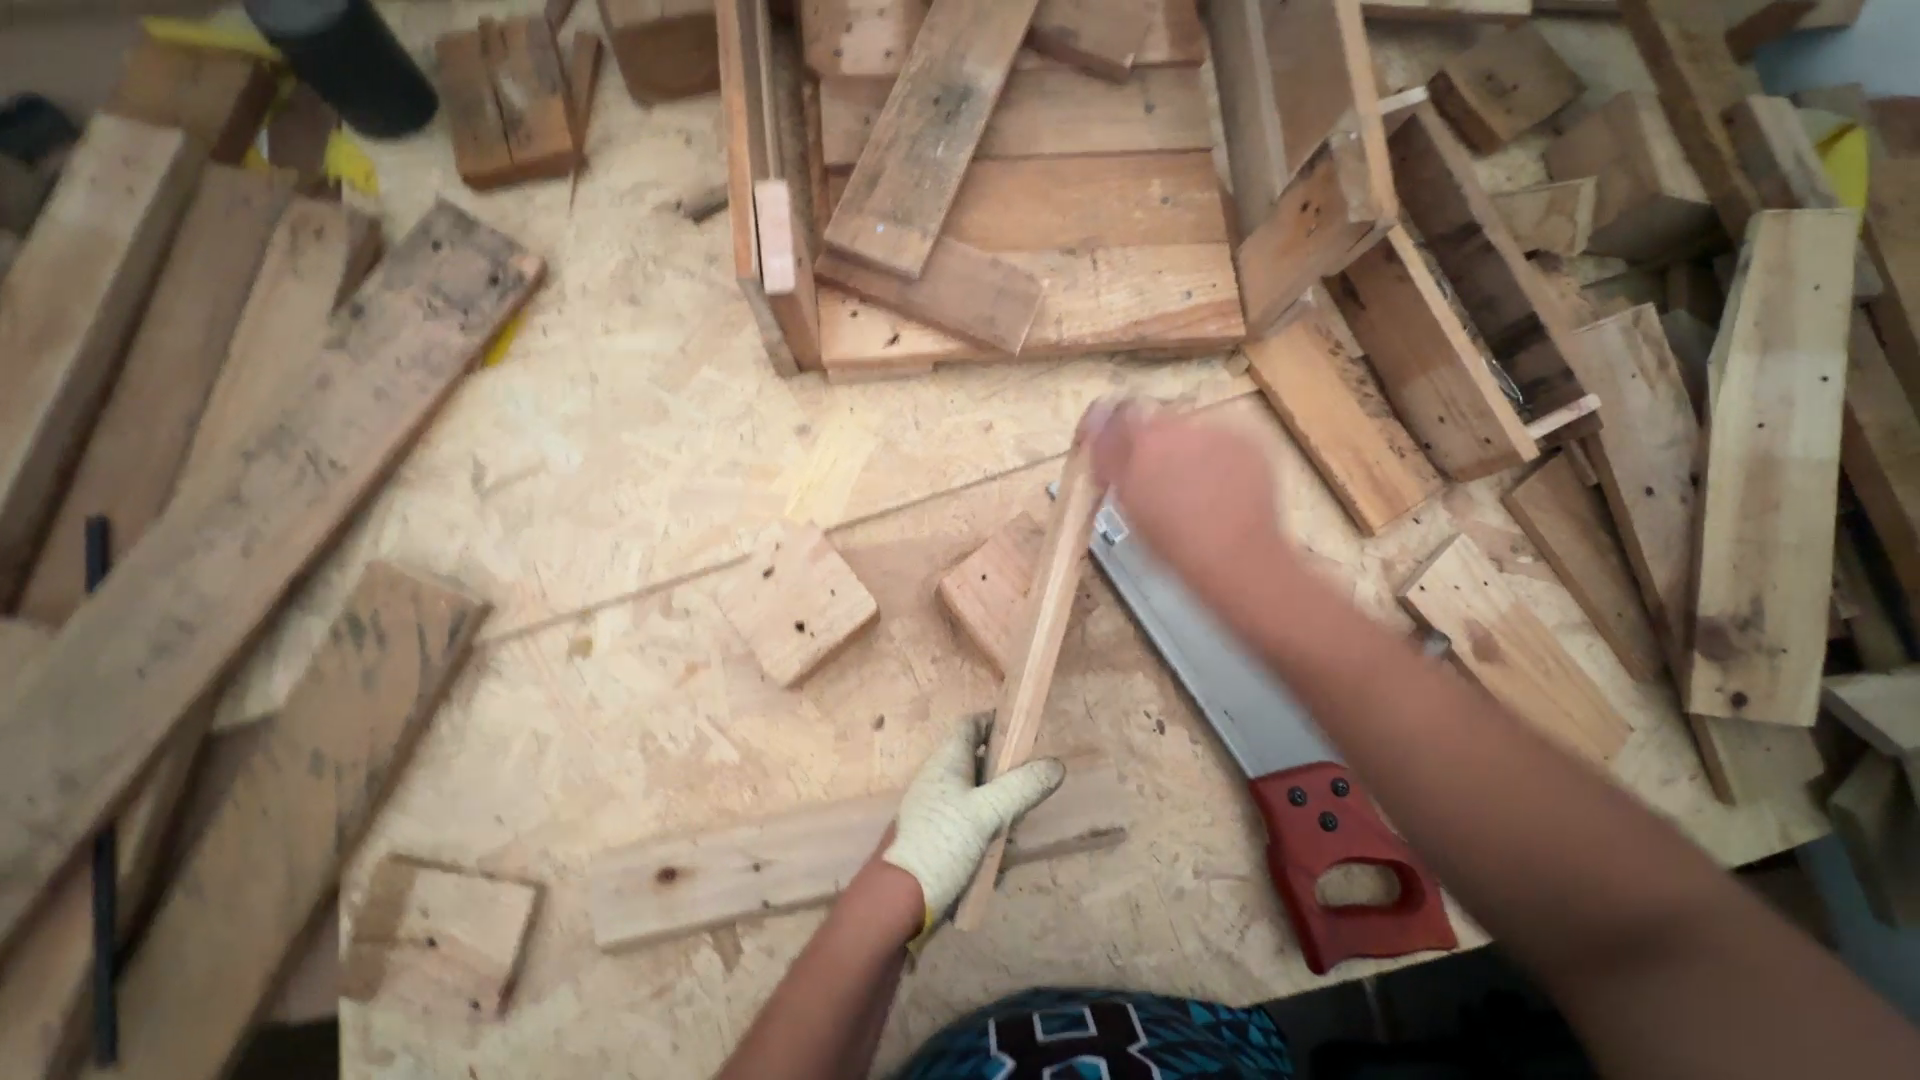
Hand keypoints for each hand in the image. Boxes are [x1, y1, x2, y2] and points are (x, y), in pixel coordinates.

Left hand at [881, 714, 1065, 942]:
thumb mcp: (987, 813)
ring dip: (1000, 812)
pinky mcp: (938, 838)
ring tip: (1013, 833)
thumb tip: (1056, 764)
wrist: (897, 901)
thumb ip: (1021, 787)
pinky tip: (996, 858)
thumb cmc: (939, 845)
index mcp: (946, 762)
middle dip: (1007, 776)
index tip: (1027, 733)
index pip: (971, 724)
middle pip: (979, 762)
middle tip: (1030, 792)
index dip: (997, 722)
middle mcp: (939, 779)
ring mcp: (936, 810)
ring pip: (978, 797)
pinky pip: (971, 826)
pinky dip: (987, 836)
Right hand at [1079, 399, 1289, 596]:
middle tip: (1157, 480)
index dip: (1113, 431)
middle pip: (1159, 421)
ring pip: (1193, 431)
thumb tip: (1094, 426)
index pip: (1120, 414)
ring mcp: (1221, 429)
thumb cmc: (1172, 539)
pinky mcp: (1251, 440)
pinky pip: (1225, 441)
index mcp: (1145, 438)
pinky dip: (1219, 457)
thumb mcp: (1127, 503)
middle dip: (1154, 445)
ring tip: (1194, 488)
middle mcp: (1183, 423)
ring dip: (1187, 450)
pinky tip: (1222, 488)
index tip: (1113, 453)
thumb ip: (1109, 459)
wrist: (1236, 555)